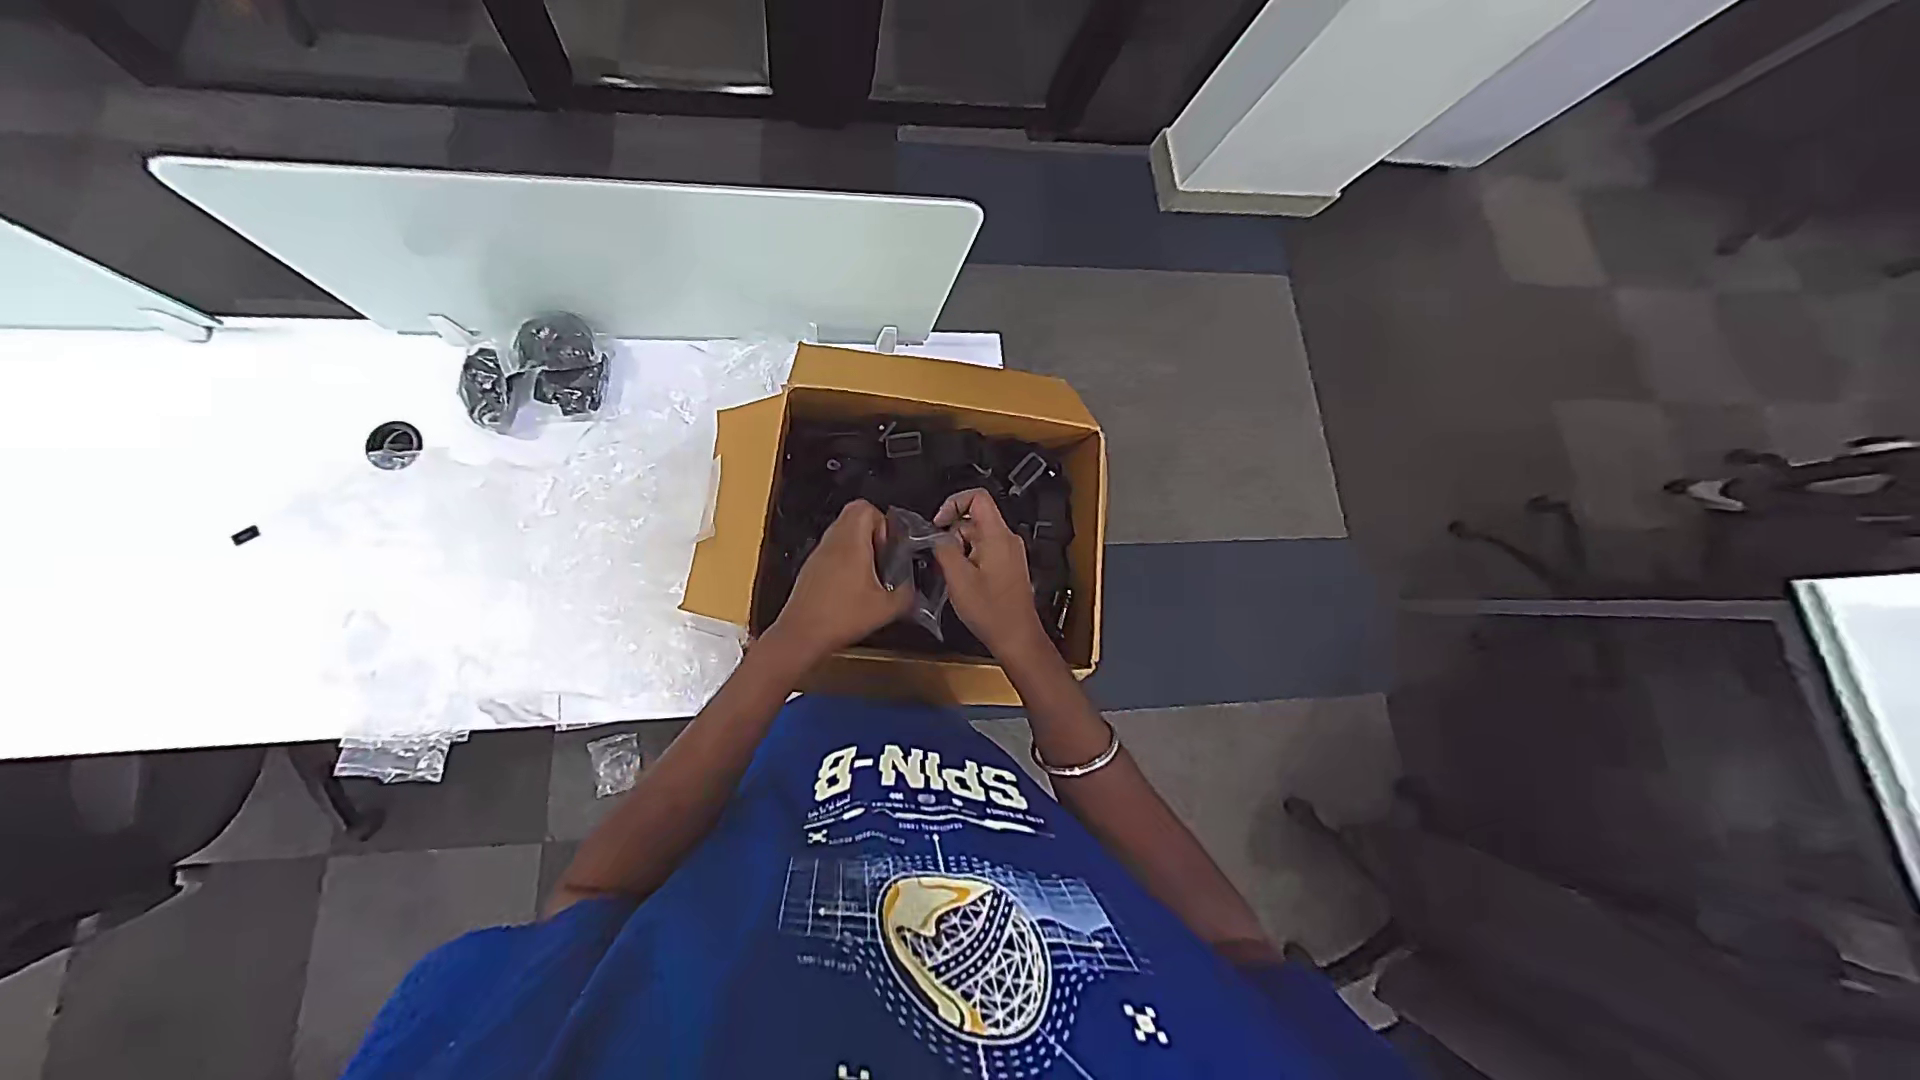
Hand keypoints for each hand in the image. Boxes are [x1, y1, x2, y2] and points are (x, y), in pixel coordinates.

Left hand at [767, 499, 911, 664]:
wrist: (801, 635)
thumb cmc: (841, 617)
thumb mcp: (886, 609)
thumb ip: (908, 595)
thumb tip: (913, 589)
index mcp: (850, 543)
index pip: (865, 507)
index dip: (882, 523)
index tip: (887, 548)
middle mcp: (832, 542)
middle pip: (853, 516)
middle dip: (873, 533)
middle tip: (881, 559)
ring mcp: (818, 554)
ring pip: (842, 532)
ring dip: (859, 546)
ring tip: (868, 575)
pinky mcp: (810, 568)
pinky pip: (832, 550)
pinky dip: (845, 560)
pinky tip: (851, 588)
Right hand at [931, 489, 1049, 658]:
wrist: (1016, 636)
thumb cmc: (993, 612)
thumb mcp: (958, 578)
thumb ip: (943, 550)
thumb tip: (936, 537)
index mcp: (998, 536)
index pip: (977, 497)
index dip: (953, 504)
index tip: (939, 523)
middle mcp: (1007, 540)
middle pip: (973, 519)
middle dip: (952, 535)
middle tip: (943, 558)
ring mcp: (1009, 553)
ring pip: (976, 537)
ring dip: (959, 550)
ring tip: (954, 575)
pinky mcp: (1008, 566)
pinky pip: (984, 551)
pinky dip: (969, 560)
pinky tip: (964, 582)